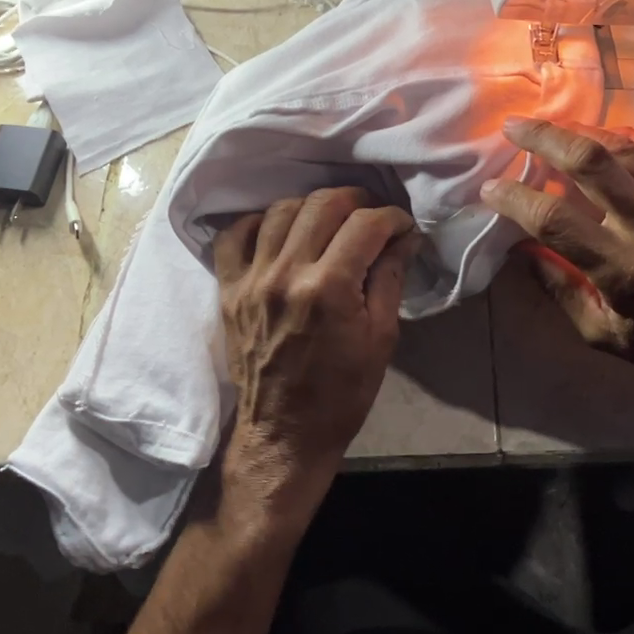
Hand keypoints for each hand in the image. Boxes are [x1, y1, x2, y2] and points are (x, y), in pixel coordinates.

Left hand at [210, 187, 418, 531]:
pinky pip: (235, 235)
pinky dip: (260, 222)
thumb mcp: (382, 337)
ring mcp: (251, 279)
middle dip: (357, 200)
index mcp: (328, 288)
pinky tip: (282, 231)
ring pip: (281, 210)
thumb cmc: (343, 392)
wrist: (285, 433)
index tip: (403, 225)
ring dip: (313, 206)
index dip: (392, 217)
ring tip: (331, 220)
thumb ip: (390, 277)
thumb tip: (405, 236)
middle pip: (323, 204)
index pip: (365, 224)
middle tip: (372, 215)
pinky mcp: (229, 289)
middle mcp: (285, 274)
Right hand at [481, 117, 633, 418]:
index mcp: (620, 270)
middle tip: (514, 127)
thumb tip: (523, 250)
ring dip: (581, 129)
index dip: (514, 198)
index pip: (552, 219)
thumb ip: (562, 290)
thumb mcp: (606, 336)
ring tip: (553, 125)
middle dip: (543, 137)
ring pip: (623, 147)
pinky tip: (608, 133)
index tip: (491, 187)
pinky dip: (629, 133)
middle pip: (588, 162)